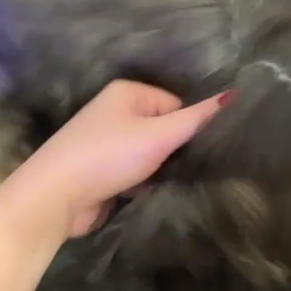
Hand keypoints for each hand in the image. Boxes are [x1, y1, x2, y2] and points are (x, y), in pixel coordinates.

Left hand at [0, 81, 226, 239]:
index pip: (177, 104)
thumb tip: (235, 95)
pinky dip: (144, 184)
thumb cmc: (108, 157)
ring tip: (170, 184)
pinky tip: (150, 195)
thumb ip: (196, 119)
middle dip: (175, 150)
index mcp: (127, 93)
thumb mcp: (158, 135)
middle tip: (190, 170)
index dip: (190, 127)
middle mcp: (115, 113)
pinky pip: (135, 173)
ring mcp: (107, 143)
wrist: (56, 197)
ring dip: (160, 170)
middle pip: (163, 129)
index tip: (199, 150)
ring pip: (150, 154)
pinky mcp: (103, 172)